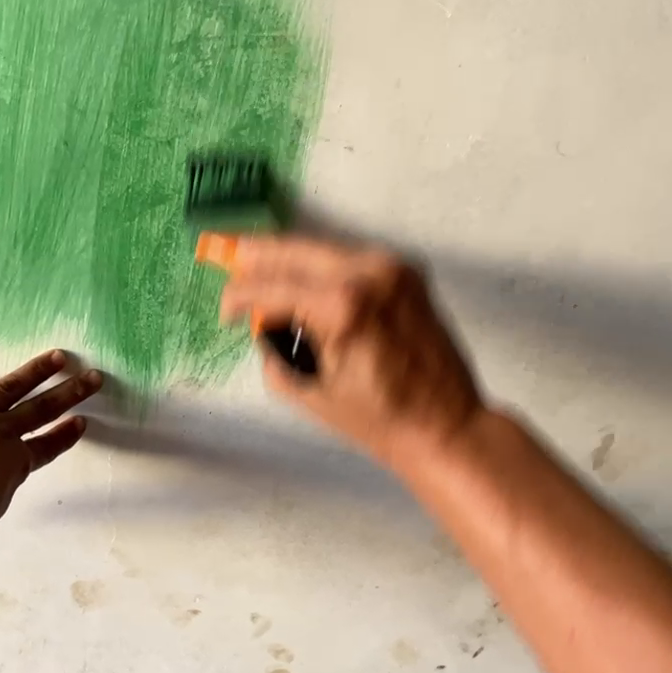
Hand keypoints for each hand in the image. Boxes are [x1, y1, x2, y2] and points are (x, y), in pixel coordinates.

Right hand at [218, 236, 484, 472]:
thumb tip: (265, 323)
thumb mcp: (307, 388)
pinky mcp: (405, 272)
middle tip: (227, 255)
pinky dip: (320, 267)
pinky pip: (348, 259)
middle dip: (257, 255)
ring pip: (322, 249)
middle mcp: (369, 274)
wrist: (445, 423)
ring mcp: (392, 268)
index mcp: (342, 306)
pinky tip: (302, 280)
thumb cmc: (379, 418)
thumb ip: (274, 349)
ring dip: (289, 260)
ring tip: (260, 270)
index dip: (239, 296)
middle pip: (294, 249)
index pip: (271, 287)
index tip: (226, 311)